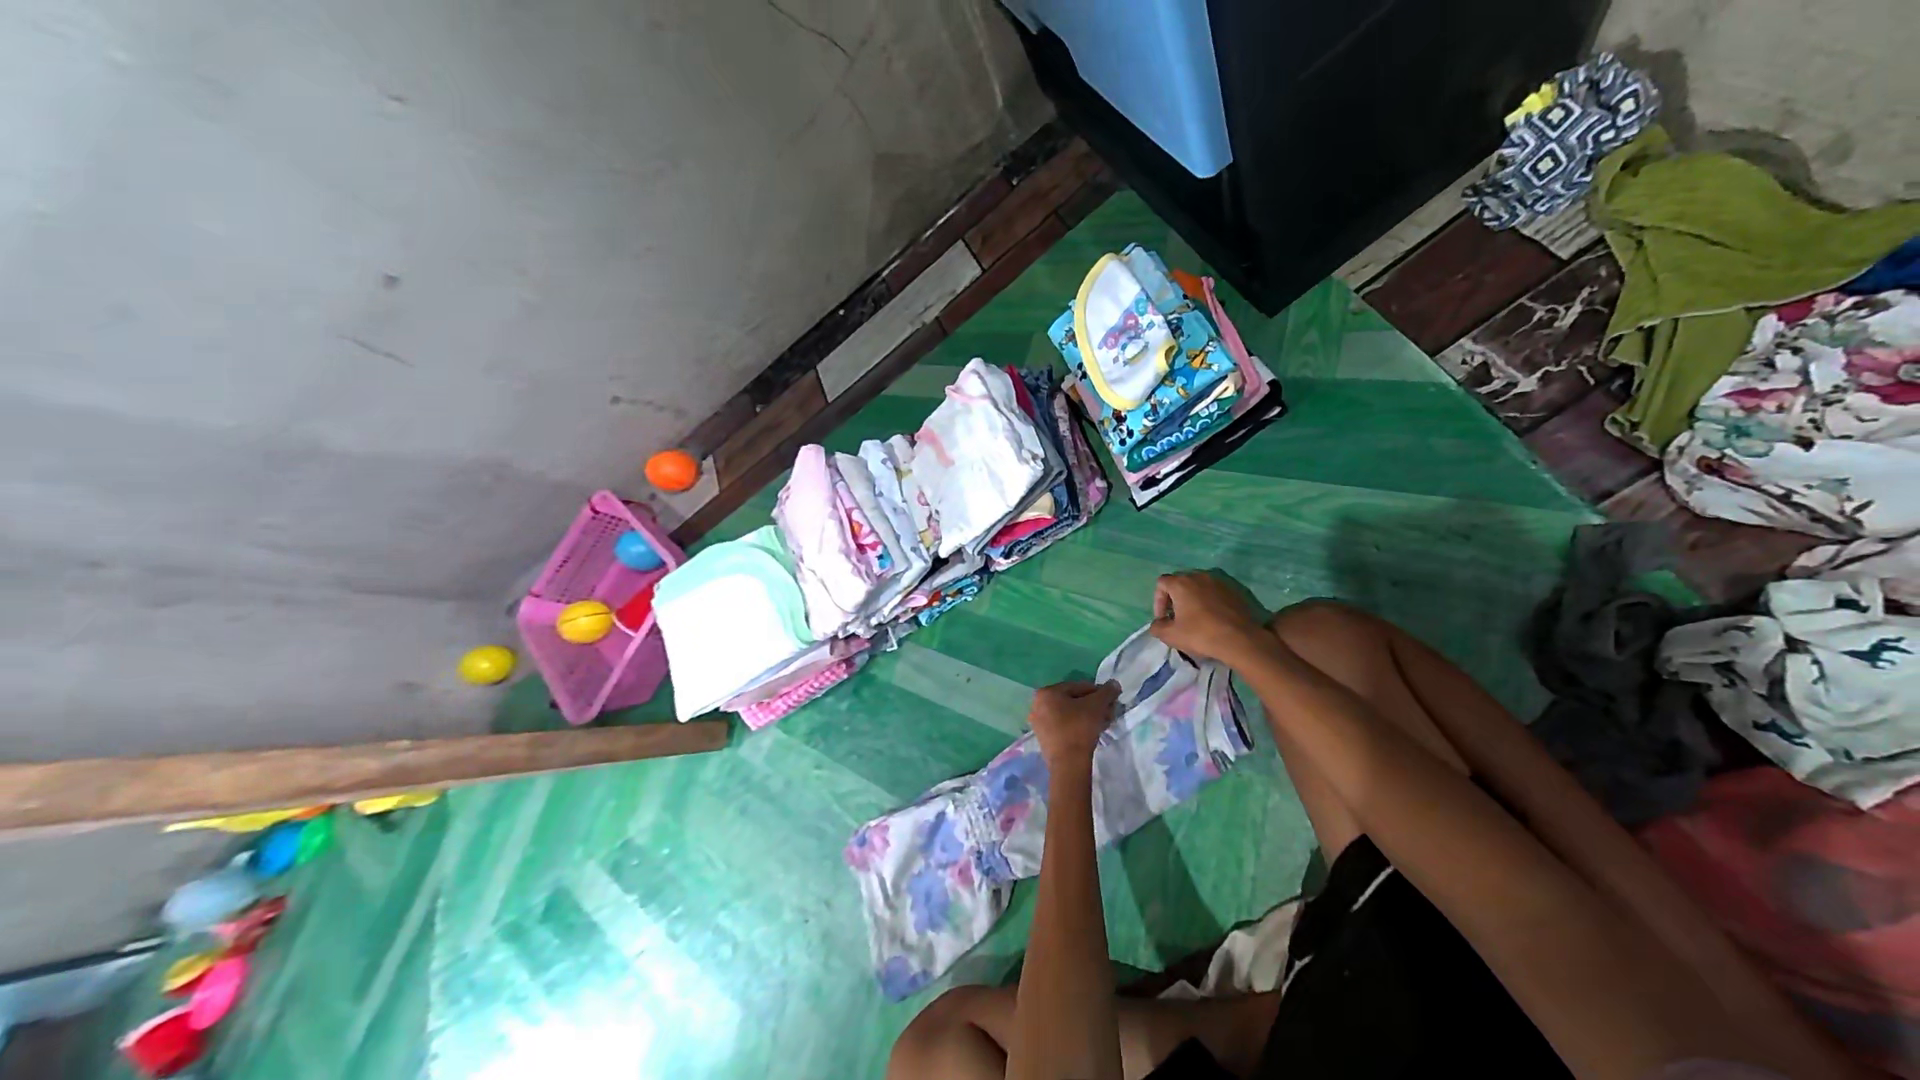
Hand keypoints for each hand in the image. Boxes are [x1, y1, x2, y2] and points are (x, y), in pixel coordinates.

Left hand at [1028, 680, 1120, 767]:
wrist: (1068, 762)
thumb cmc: (1080, 727)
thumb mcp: (1097, 705)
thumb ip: (1106, 692)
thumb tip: (1114, 684)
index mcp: (1046, 692)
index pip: (1078, 687)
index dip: (1098, 693)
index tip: (1110, 702)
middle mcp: (1038, 705)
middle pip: (1073, 700)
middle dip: (1093, 706)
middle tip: (1108, 714)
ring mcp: (1039, 722)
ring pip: (1069, 714)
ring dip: (1087, 716)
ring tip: (1102, 724)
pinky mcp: (1043, 738)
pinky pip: (1063, 726)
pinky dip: (1077, 726)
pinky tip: (1091, 733)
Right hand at [1150, 571, 1267, 664]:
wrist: (1241, 639)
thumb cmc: (1201, 634)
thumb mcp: (1171, 635)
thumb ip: (1157, 627)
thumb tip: (1158, 623)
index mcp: (1181, 583)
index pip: (1162, 583)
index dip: (1158, 601)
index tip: (1164, 618)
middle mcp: (1199, 576)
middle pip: (1181, 581)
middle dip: (1176, 598)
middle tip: (1178, 617)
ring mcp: (1220, 581)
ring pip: (1200, 586)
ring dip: (1194, 598)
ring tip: (1198, 617)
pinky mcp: (1236, 589)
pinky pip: (1216, 591)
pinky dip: (1211, 601)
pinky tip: (1215, 617)